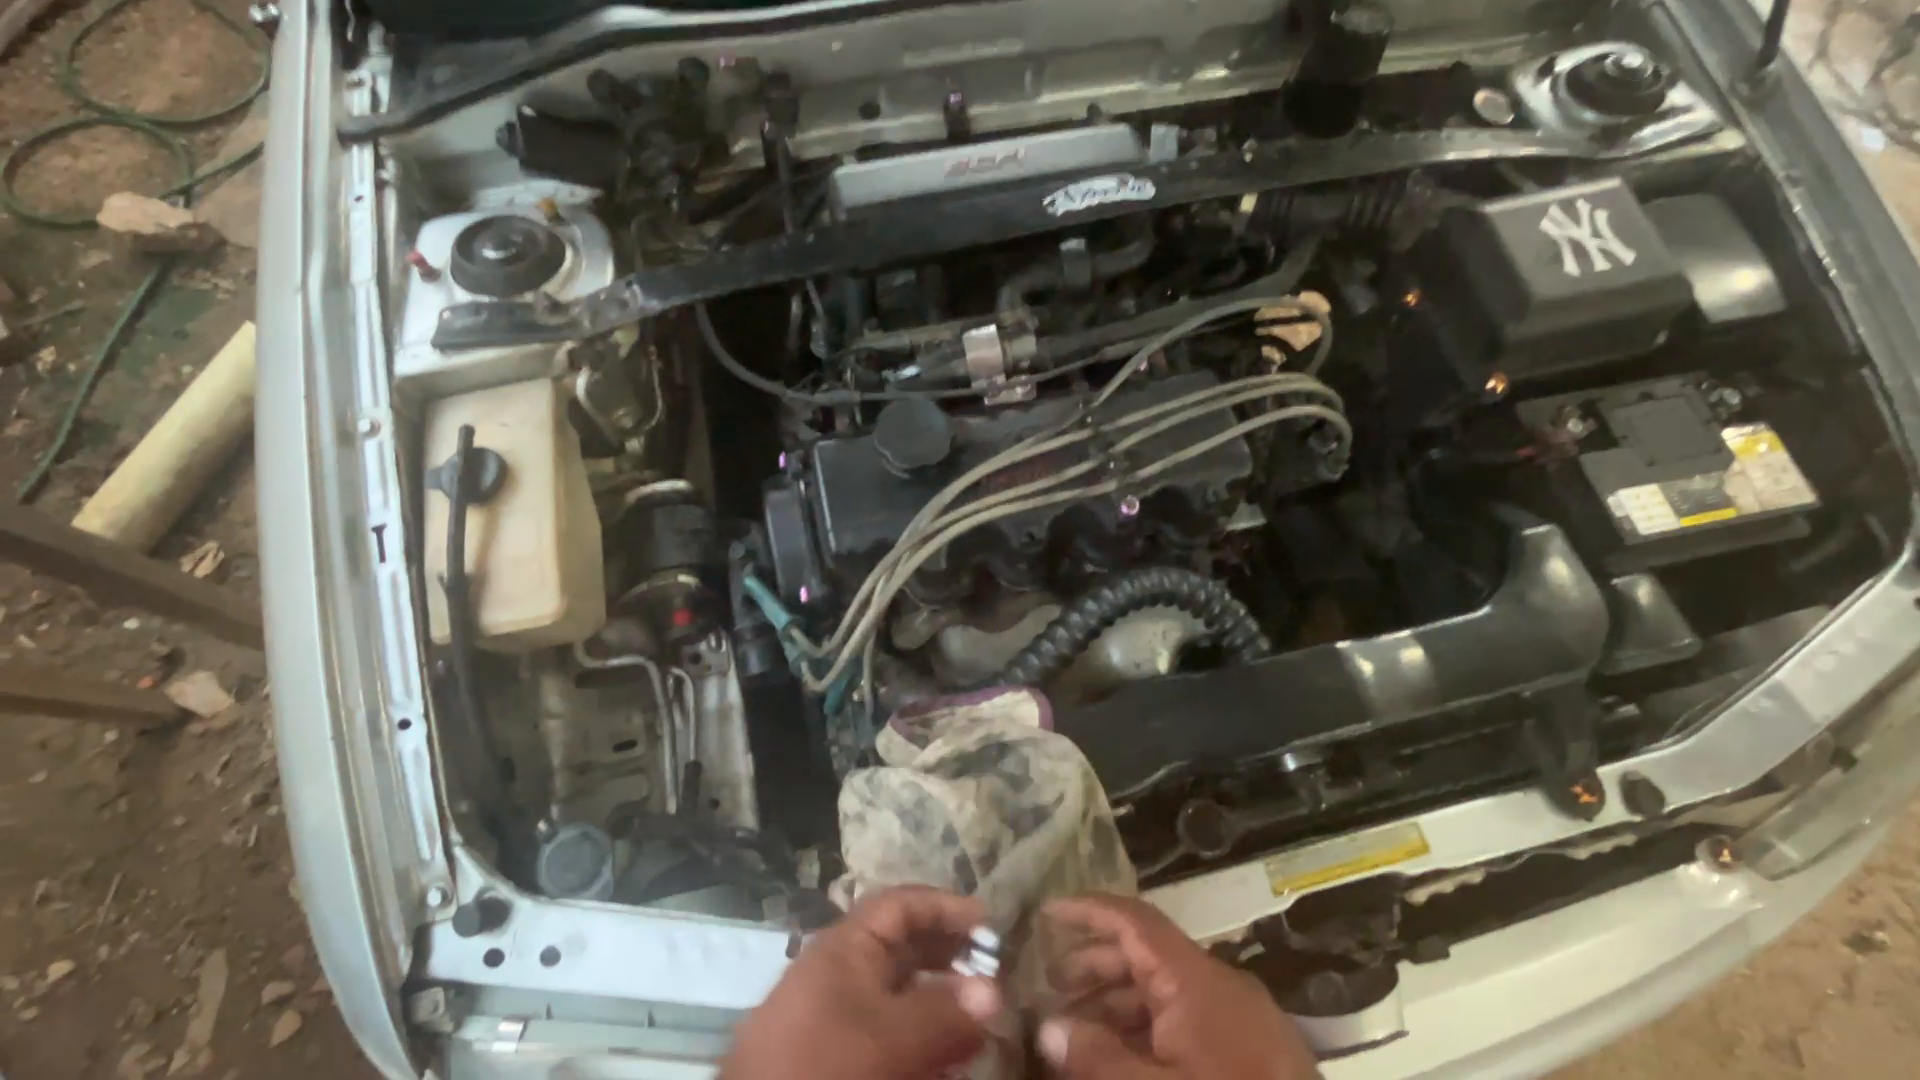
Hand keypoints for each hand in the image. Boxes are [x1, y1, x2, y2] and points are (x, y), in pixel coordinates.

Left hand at [720, 886, 1001, 1079]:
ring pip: (898, 997)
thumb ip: (945, 1012)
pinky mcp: (833, 1056)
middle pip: (903, 950)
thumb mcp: (889, 1037)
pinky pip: (885, 1036)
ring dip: (940, 1007)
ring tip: (980, 1025)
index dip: (946, 907)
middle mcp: (839, 973)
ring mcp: (833, 1018)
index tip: (990, 923)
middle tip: (994, 977)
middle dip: (950, 959)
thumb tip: (995, 991)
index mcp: (845, 947)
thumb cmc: (824, 1064)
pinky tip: (947, 1063)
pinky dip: (919, 1042)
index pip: (900, 905)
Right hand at [1038, 894, 1320, 1079]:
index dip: (1087, 910)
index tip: (1046, 913)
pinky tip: (1122, 1060)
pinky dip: (1149, 1032)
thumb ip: (1097, 1058)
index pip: (1134, 921)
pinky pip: (1189, 1024)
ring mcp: (1242, 1021)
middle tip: (1048, 986)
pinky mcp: (1254, 1056)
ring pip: (1167, 993)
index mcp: (1197, 979)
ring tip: (1076, 1030)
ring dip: (1118, 1004)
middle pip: (1147, 955)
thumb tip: (1049, 1027)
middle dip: (1094, 965)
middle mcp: (1221, 986)